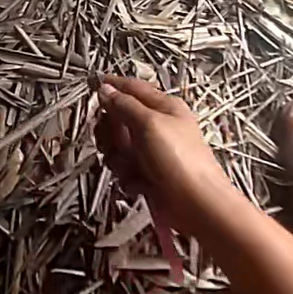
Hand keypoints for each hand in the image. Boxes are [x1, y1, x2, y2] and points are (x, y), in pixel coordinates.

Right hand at [94, 76, 239, 228]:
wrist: (197, 206)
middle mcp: (158, 126)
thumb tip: (106, 89)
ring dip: (119, 157)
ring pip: (118, 146)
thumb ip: (124, 104)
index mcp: (164, 107)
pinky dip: (127, 176)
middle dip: (111, 131)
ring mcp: (153, 151)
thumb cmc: (181, 161)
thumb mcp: (149, 123)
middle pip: (119, 118)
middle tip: (114, 140)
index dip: (113, 86)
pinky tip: (138, 181)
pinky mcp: (148, 174)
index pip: (132, 88)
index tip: (95, 88)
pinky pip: (124, 168)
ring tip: (130, 165)